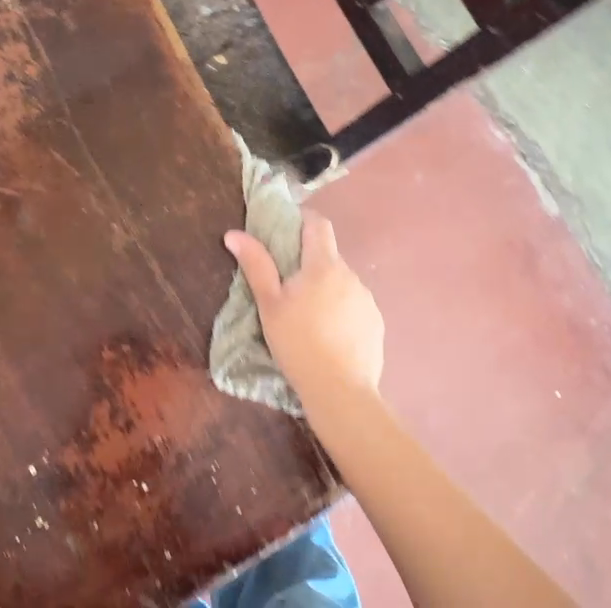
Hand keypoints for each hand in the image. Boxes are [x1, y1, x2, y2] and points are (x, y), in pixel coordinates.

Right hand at [225, 212, 382, 401]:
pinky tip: (329, 337)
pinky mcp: (376, 322)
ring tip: (308, 319)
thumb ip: (255, 265)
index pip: (318, 224)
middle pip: (328, 257)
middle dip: (309, 264)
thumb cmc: (297, 343)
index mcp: (323, 265)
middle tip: (287, 288)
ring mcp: (367, 299)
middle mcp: (350, 275)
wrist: (340, 391)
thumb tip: (234, 234)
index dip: (303, 219)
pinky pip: (355, 306)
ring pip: (342, 283)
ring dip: (326, 290)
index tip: (288, 228)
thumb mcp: (269, 305)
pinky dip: (341, 312)